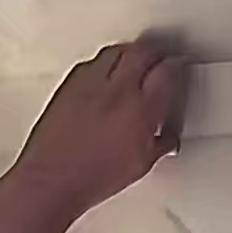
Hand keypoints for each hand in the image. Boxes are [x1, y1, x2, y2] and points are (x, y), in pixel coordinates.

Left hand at [9, 39, 188, 217]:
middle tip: (161, 57)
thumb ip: (161, 143)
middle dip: (157, 50)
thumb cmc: (92, 177)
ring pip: (117, 51)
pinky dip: (105, 63)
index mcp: (142, 109)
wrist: (51, 182)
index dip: (179, 64)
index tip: (180, 65)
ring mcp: (90, 84)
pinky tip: (108, 73)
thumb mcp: (141, 164)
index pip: (168, 70)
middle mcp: (117, 91)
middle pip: (143, 50)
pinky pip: (92, 62)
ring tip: (137, 60)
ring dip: (131, 53)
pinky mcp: (68, 85)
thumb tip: (168, 137)